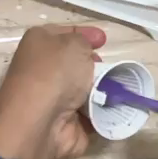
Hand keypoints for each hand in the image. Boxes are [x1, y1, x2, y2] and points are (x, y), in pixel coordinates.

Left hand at [0, 25, 105, 158]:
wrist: (40, 124)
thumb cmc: (55, 74)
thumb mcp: (74, 44)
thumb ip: (84, 42)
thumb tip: (85, 54)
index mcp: (38, 44)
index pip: (65, 34)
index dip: (85, 34)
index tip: (104, 39)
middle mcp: (42, 69)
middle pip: (75, 62)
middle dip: (94, 64)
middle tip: (109, 66)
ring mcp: (53, 98)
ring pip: (85, 88)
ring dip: (102, 88)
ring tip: (119, 86)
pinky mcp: (65, 122)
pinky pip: (92, 112)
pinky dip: (104, 111)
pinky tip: (117, 106)